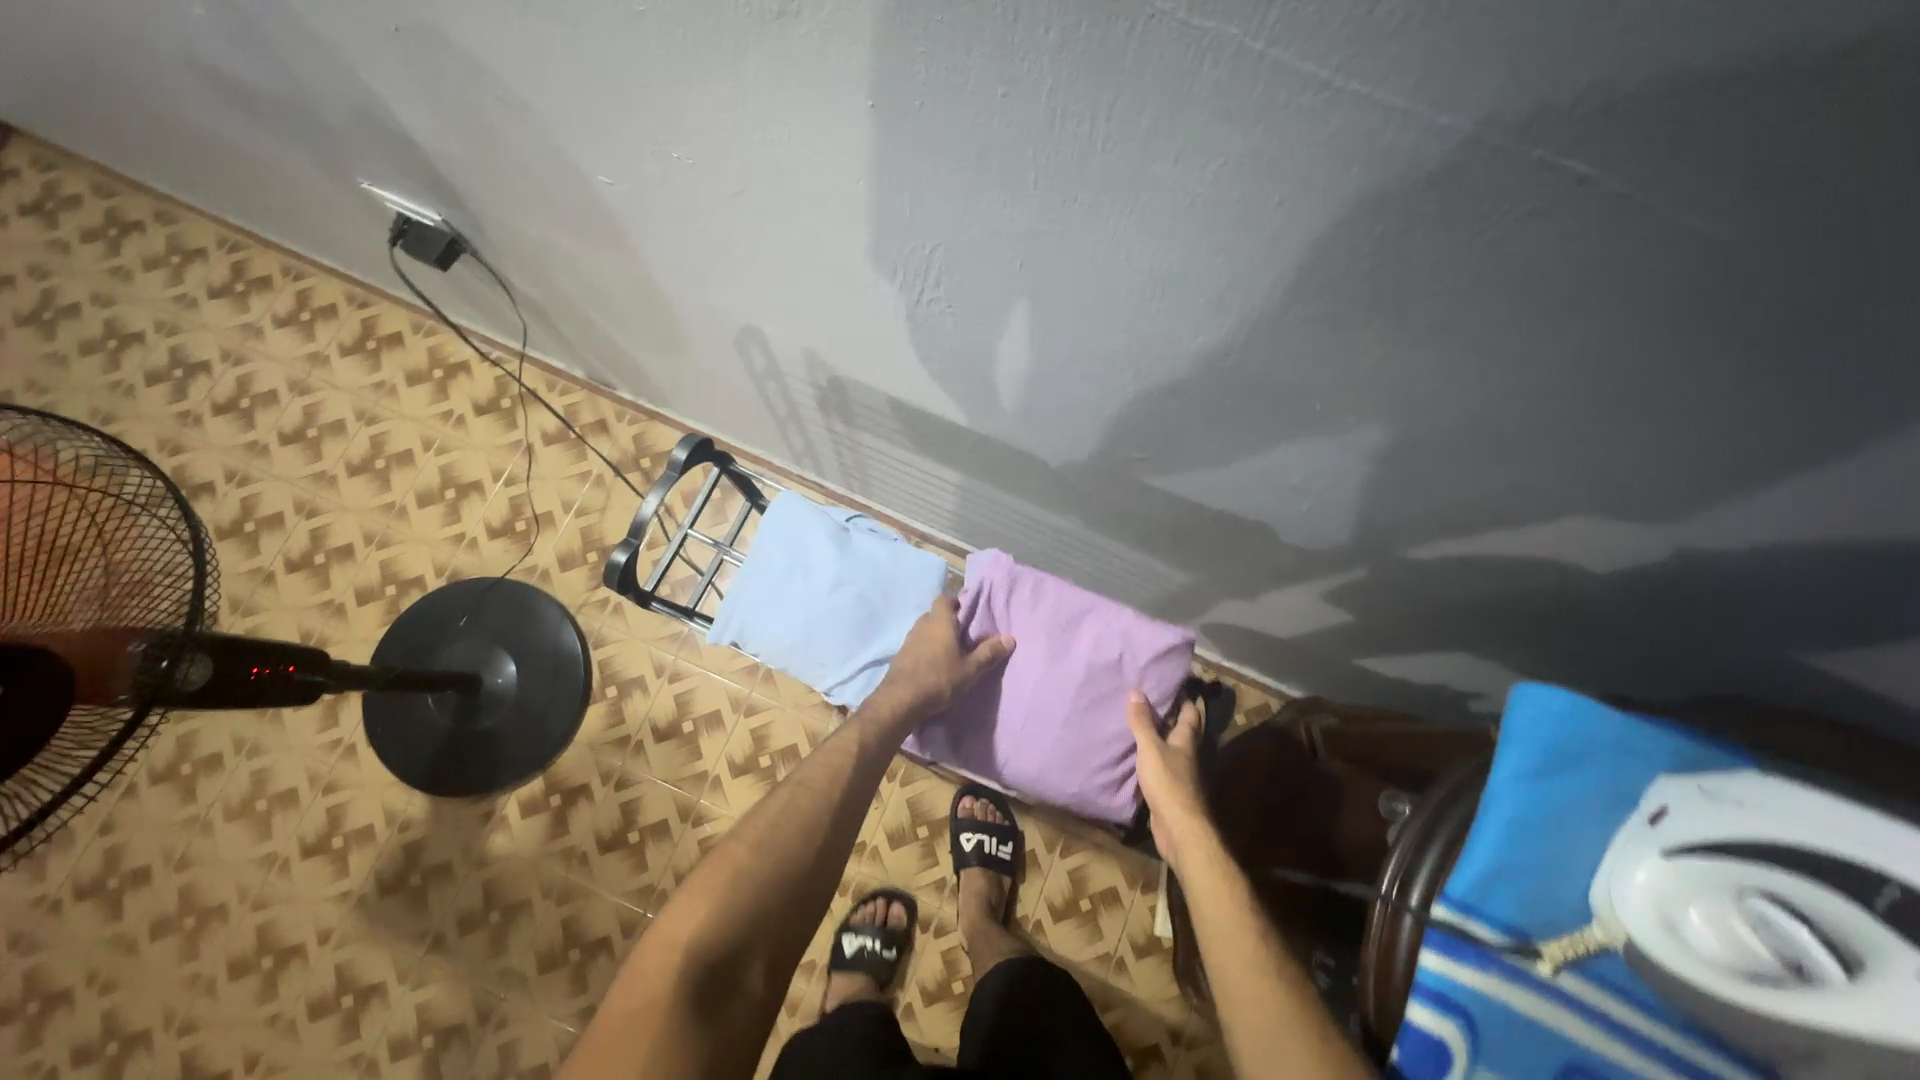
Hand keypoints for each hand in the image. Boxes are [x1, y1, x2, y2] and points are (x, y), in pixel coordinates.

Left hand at [864, 596, 1014, 724]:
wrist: (900, 700)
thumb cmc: (939, 679)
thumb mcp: (970, 669)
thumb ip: (989, 653)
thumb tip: (1010, 638)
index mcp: (939, 621)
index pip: (945, 599)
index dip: (956, 603)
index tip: (969, 615)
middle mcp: (922, 625)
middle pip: (935, 614)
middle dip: (948, 622)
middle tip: (964, 636)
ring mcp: (908, 640)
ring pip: (924, 630)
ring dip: (935, 637)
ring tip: (950, 652)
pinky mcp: (900, 656)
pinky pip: (916, 645)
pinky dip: (925, 650)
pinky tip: (934, 665)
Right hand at [1126, 692, 1211, 870]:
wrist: (1178, 827)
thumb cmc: (1168, 782)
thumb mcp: (1151, 748)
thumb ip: (1142, 722)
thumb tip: (1136, 691)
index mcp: (1187, 739)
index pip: (1190, 712)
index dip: (1183, 697)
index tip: (1169, 683)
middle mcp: (1187, 753)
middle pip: (1182, 729)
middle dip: (1169, 715)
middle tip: (1147, 700)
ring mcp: (1181, 772)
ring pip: (1170, 748)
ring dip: (1158, 737)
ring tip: (1136, 723)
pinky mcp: (1171, 789)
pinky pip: (1161, 766)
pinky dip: (1150, 758)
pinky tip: (1136, 755)